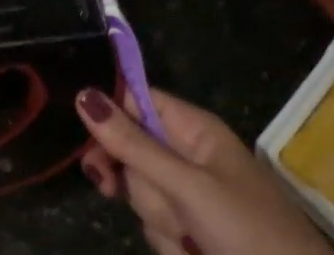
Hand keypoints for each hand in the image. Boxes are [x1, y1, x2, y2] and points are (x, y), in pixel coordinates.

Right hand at [77, 87, 332, 254]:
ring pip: (139, 190)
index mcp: (194, 130)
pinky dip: (168, 241)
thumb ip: (133, 144)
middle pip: (128, 148)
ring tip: (189, 238)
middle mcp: (188, 154)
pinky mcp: (191, 227)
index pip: (134, 98)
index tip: (87, 137)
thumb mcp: (188, 187)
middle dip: (134, 181)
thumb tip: (81, 93)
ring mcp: (189, 193)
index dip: (107, 113)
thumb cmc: (251, 233)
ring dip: (156, 216)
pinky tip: (191, 251)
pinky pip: (154, 221)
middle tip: (114, 190)